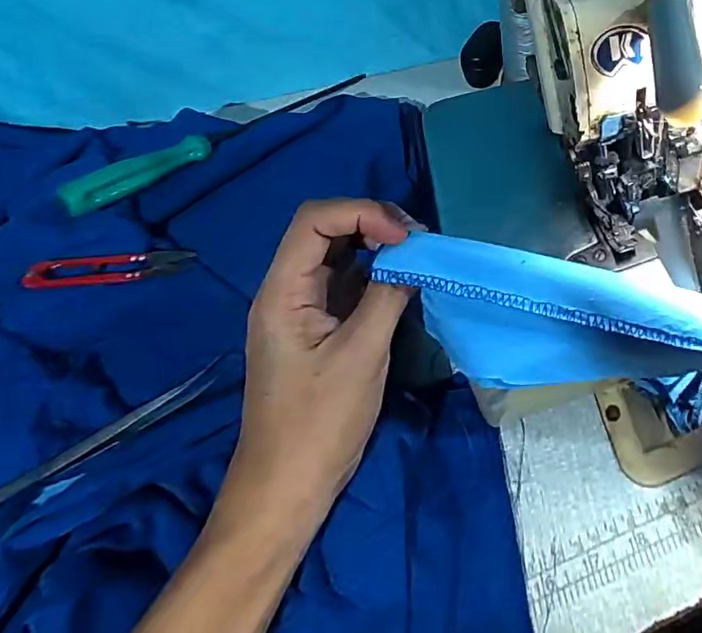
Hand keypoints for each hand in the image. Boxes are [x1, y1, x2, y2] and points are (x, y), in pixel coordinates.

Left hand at [136, 199, 417, 632]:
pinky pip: (349, 278)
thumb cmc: (319, 423)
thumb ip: (388, 295)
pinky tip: (405, 278)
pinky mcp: (320, 324)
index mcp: (283, 293)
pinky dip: (379, 269)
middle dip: (373, 222)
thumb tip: (416, 256)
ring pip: (339, 251)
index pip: (315, 220)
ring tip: (418, 255)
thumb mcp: (362, 354)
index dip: (362, 213)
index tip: (404, 238)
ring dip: (379, 243)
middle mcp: (287, 290)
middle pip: (326, 228)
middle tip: (418, 242)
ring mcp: (303, 307)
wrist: (287, 489)